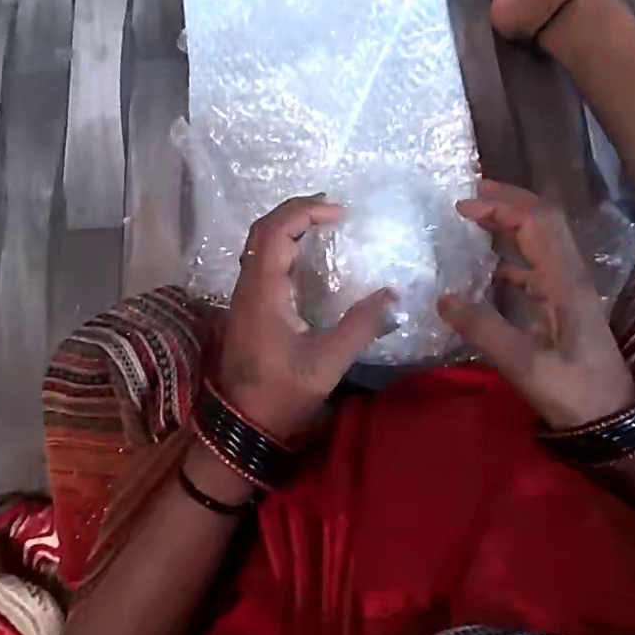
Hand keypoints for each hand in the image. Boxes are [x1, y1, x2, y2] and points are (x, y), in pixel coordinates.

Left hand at [218, 195, 398, 441]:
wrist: (242, 424)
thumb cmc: (281, 394)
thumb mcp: (327, 363)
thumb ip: (360, 327)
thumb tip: (391, 295)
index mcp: (263, 292)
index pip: (276, 231)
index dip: (305, 212)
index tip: (339, 213)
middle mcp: (247, 286)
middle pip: (262, 230)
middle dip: (296, 212)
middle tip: (331, 210)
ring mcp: (243, 297)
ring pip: (257, 245)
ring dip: (287, 227)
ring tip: (323, 226)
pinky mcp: (247, 309)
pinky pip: (260, 262)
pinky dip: (283, 247)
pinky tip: (307, 258)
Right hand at [437, 180, 634, 428]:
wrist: (614, 421)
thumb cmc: (573, 392)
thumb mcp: (525, 364)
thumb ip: (484, 329)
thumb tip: (444, 298)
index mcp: (565, 281)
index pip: (537, 222)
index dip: (501, 206)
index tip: (463, 206)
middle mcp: (571, 277)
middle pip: (543, 222)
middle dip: (508, 203)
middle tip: (470, 198)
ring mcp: (570, 292)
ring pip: (542, 243)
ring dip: (511, 226)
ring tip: (476, 223)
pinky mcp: (566, 309)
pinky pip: (538, 269)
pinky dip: (513, 259)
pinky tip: (492, 273)